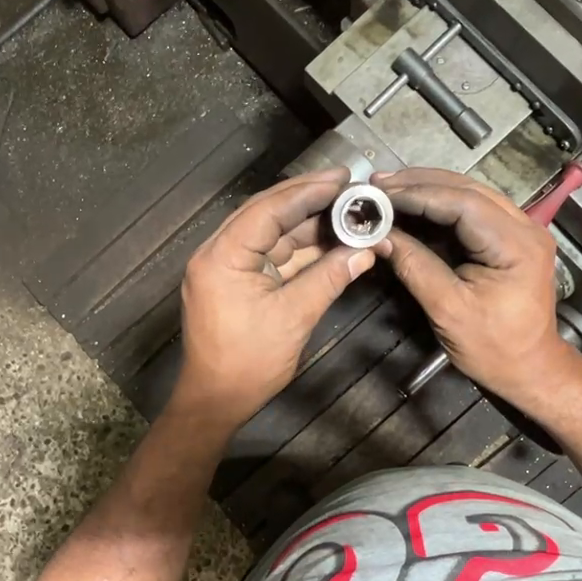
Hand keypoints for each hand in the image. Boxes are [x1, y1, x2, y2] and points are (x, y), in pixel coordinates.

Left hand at [174, 168, 377, 424]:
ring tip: (346, 211)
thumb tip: (366, 250)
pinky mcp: (233, 282)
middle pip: (265, 213)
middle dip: (307, 200)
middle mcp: (217, 253)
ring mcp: (224, 267)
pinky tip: (329, 241)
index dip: (308, 192)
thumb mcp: (294, 317)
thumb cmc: (248, 363)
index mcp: (222, 256)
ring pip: (269, 233)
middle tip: (347, 186)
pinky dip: (297, 249)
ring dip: (306, 225)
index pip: (268, 210)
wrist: (215, 401)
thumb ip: (329, 278)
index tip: (342, 179)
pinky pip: (268, 255)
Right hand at [375, 168, 576, 410]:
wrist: (530, 370)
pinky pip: (473, 212)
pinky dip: (441, 207)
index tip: (381, 195)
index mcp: (516, 245)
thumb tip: (380, 237)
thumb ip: (415, 267)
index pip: (463, 204)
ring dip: (429, 190)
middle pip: (468, 190)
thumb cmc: (493, 348)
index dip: (419, 196)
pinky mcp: (510, 240)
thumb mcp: (448, 310)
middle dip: (421, 184)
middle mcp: (525, 227)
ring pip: (470, 195)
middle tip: (378, 185)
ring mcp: (521, 230)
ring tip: (389, 190)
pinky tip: (413, 207)